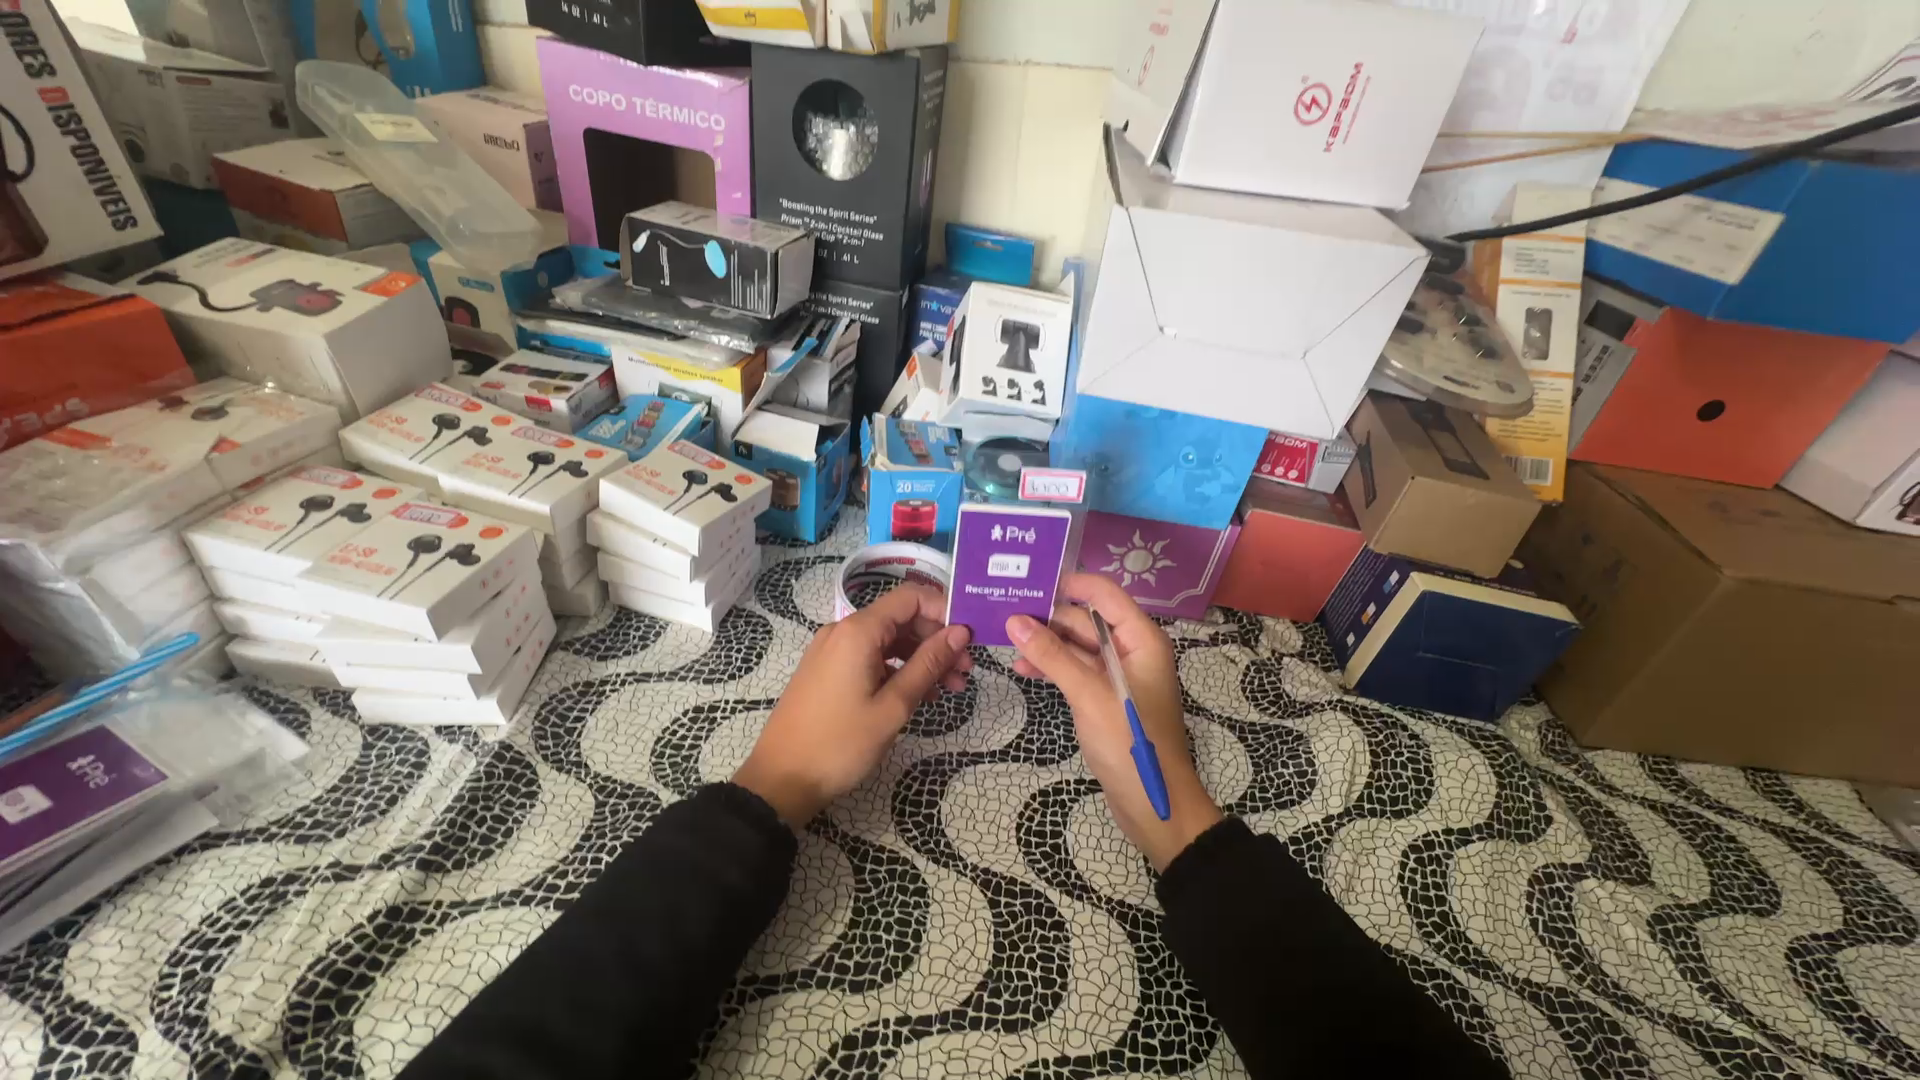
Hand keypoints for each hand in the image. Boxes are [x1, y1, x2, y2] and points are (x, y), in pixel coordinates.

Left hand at [734, 584, 972, 828]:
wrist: (780, 779)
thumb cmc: (840, 743)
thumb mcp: (893, 706)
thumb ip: (928, 664)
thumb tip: (960, 632)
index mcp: (858, 632)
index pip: (911, 597)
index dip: (944, 609)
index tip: (970, 637)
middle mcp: (843, 631)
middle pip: (901, 618)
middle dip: (937, 639)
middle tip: (965, 671)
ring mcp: (833, 650)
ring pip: (888, 640)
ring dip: (921, 658)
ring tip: (950, 689)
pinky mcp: (828, 670)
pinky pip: (871, 657)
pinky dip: (898, 669)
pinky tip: (920, 695)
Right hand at [1007, 574, 1222, 870]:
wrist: (1154, 804)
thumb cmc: (1130, 742)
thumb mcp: (1089, 694)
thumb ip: (1052, 655)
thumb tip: (1014, 620)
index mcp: (1140, 640)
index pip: (1104, 594)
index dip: (1069, 583)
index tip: (1029, 581)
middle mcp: (1131, 651)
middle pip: (1086, 620)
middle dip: (1049, 616)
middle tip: (1004, 611)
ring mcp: (1118, 676)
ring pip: (1077, 646)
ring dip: (1046, 644)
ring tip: (1006, 641)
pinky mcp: (1106, 699)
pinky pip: (1076, 671)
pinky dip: (1053, 668)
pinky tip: (1023, 669)